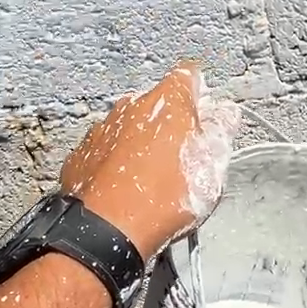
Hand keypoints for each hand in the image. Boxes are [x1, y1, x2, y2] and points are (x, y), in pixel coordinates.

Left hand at [59, 61, 241, 260]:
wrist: (104, 232)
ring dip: (142, 142)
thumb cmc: (165, 196)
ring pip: (130, 126)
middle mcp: (132, 104)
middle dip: (171, 121)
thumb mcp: (212, 164)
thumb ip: (222, 129)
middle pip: (159, 102)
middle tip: (184, 156)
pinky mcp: (81, 155)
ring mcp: (103, 128)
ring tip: (152, 179)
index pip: (190, 74)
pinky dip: (117, 162)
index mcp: (169, 98)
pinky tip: (126, 188)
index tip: (207, 118)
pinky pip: (106, 150)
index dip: (202, 93)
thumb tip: (225, 112)